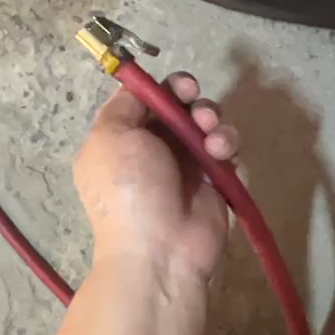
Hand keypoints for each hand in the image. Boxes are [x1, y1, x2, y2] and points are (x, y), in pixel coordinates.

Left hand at [73, 72, 239, 289]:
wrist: (159, 248)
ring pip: (205, 123)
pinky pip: (225, 147)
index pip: (142, 99)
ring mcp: (185, 164)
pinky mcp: (214, 179)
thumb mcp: (108, 136)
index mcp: (120, 138)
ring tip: (208, 132)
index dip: (159, 86)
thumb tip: (140, 89)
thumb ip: (124, 104)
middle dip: (189, 97)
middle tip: (194, 99)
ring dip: (210, 118)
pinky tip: (219, 153)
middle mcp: (151, 148)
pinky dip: (225, 143)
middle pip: (177, 106)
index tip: (175, 85)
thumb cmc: (127, 188)